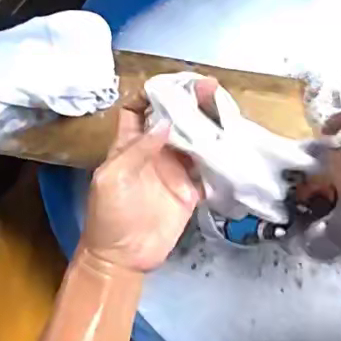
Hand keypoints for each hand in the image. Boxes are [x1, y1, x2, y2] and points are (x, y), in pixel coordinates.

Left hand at [79, 79, 217, 273]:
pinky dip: (219, 154)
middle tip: (209, 87)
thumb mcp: (114, 177)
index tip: (172, 83)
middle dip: (189, 101)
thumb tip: (166, 123)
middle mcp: (155, 151)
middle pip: (173, 118)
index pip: (138, 109)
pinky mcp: (190, 189)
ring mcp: (174, 170)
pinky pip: (207, 167)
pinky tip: (231, 140)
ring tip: (225, 106)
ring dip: (208, 122)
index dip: (151, 94)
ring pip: (194, 138)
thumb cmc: (109, 215)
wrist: (123, 258)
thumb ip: (138, 150)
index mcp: (130, 144)